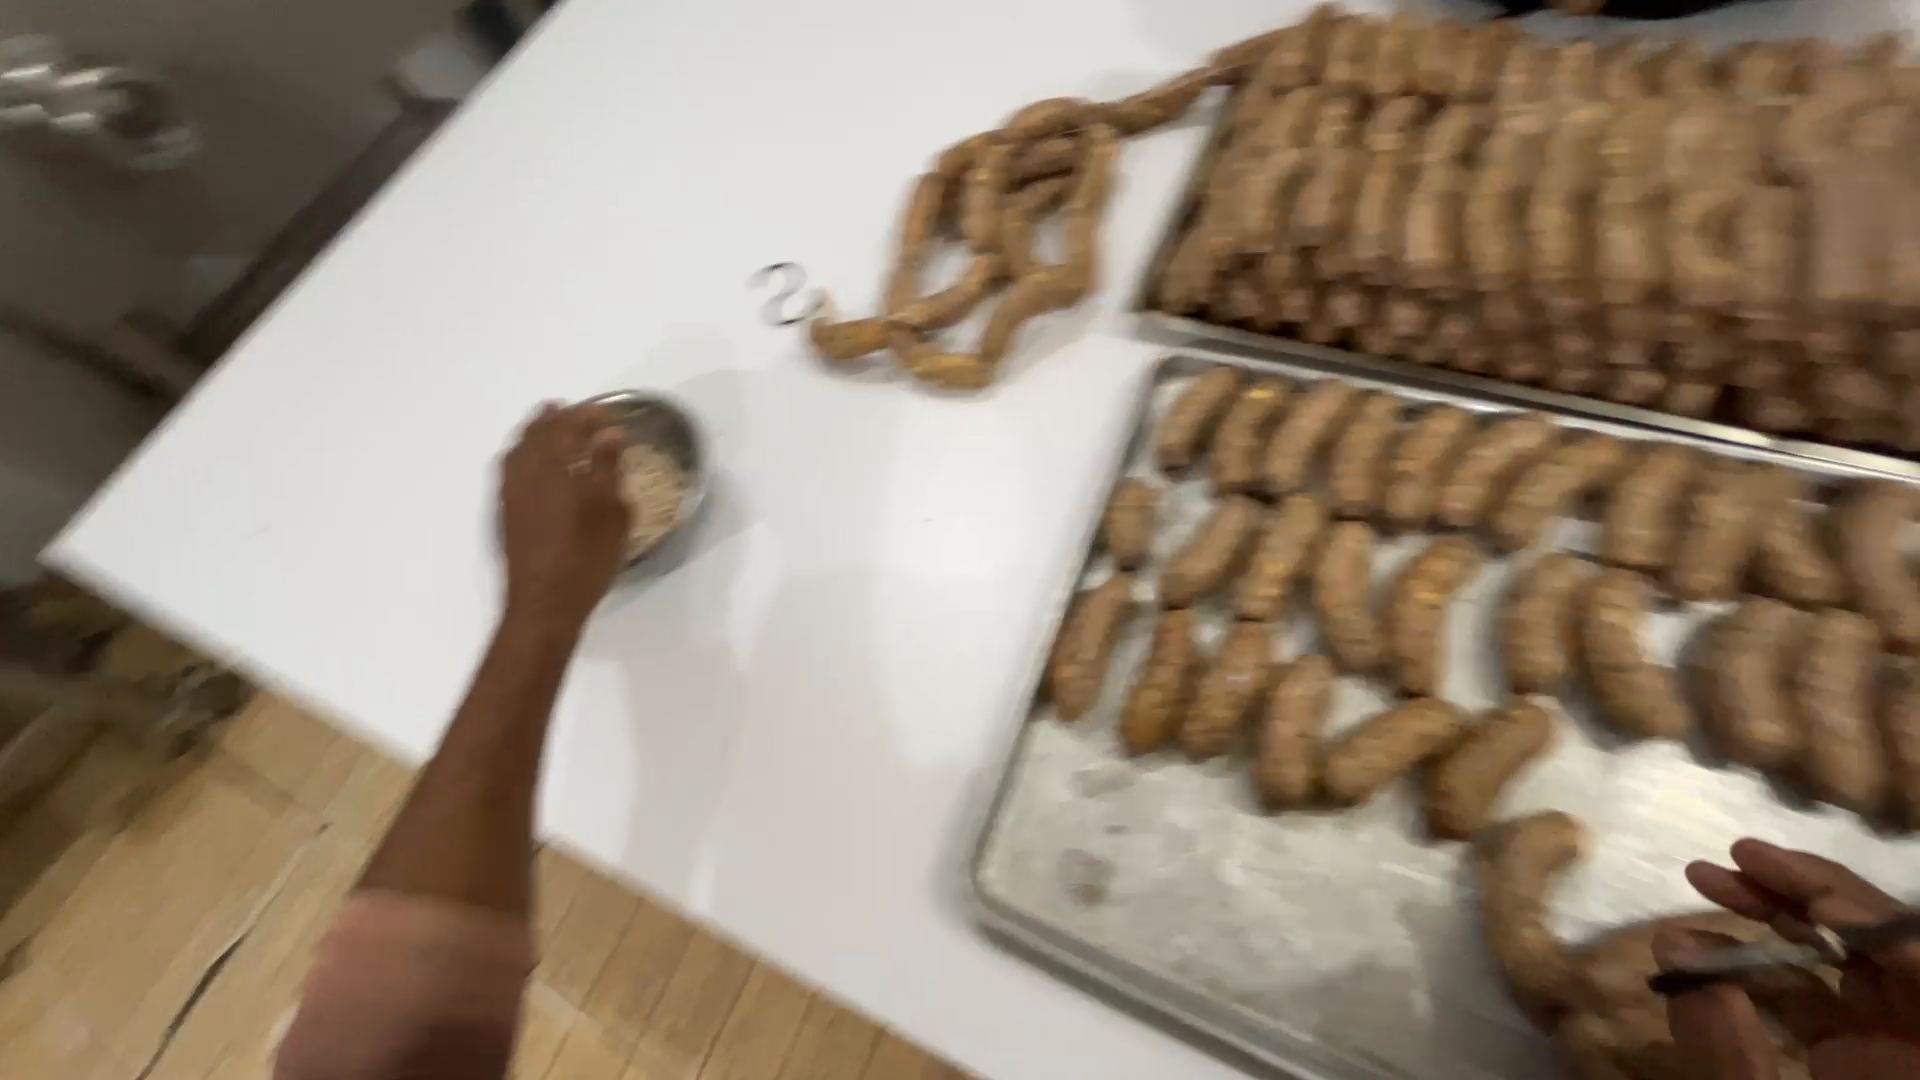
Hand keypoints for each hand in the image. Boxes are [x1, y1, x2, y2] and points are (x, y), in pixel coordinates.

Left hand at [498, 402, 628, 626]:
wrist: (545, 602)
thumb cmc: (586, 556)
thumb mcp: (611, 511)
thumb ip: (608, 468)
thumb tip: (608, 434)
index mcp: (552, 467)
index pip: (567, 427)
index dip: (588, 415)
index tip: (609, 412)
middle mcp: (523, 473)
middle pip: (536, 433)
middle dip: (557, 419)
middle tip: (578, 413)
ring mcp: (509, 494)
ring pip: (518, 450)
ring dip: (536, 434)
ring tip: (554, 429)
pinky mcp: (504, 513)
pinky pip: (510, 469)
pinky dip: (525, 456)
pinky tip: (537, 466)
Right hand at [1659, 839, 1919, 1078]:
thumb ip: (1722, 1038)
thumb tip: (1677, 947)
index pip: (1914, 953)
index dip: (1839, 894)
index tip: (1752, 854)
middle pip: (1892, 952)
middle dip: (1803, 898)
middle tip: (1720, 864)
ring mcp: (1911, 1060)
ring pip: (1862, 970)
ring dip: (1783, 924)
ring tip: (1709, 886)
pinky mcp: (1880, 1071)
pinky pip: (1835, 1004)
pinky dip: (1775, 971)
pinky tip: (1716, 954)